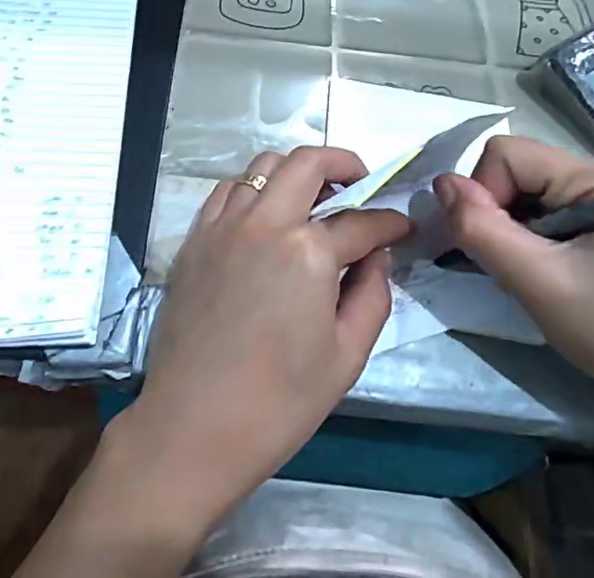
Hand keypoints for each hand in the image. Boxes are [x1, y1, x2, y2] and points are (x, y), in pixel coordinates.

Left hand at [118, 146, 410, 522]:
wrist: (192, 431)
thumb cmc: (279, 403)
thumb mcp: (348, 355)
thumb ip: (373, 293)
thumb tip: (377, 255)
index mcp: (308, 252)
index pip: (362, 222)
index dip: (390, 222)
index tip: (402, 227)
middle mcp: (265, 222)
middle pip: (309, 162)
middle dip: (345, 164)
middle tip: (361, 185)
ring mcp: (224, 225)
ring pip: (264, 166)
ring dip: (296, 173)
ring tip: (313, 200)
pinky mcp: (196, 239)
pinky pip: (228, 190)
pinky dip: (255, 189)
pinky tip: (266, 217)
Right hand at [434, 137, 593, 430]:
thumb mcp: (540, 284)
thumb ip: (484, 230)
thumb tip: (441, 184)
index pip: (510, 154)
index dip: (485, 194)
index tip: (495, 248)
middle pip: (518, 170)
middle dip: (500, 215)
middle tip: (513, 267)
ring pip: (526, 193)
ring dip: (513, 231)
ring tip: (531, 275)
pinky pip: (543, 213)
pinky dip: (528, 241)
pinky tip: (544, 274)